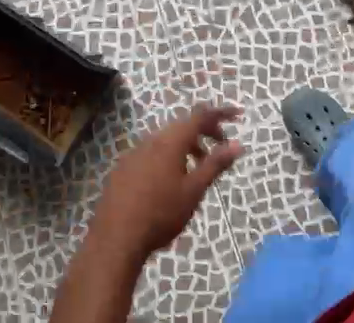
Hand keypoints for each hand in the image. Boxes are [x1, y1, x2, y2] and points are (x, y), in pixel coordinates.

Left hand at [91, 104, 244, 258]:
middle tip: (220, 148)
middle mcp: (151, 140)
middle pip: (183, 126)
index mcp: (171, 141)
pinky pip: (151, 153)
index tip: (238, 115)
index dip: (221, 113)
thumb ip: (215, 164)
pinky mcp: (122, 169)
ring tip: (197, 168)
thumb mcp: (194, 191)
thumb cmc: (161, 214)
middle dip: (204, 132)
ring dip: (186, 146)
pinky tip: (169, 181)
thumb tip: (238, 144)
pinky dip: (168, 157)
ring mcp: (134, 154)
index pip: (201, 116)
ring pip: (166, 140)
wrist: (115, 240)